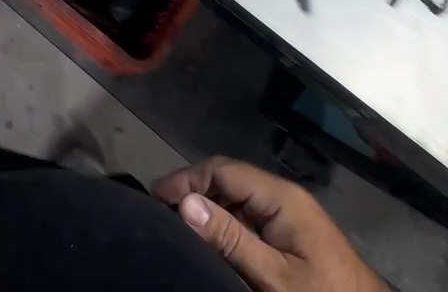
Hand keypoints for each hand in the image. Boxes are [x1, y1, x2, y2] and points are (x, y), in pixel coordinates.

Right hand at [152, 157, 382, 291]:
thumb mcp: (274, 277)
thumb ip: (231, 239)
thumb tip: (185, 203)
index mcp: (281, 197)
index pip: (223, 170)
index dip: (186, 179)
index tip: (155, 198)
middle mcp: (284, 197)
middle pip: (229, 179)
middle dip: (194, 191)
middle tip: (161, 213)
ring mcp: (290, 216)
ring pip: (238, 198)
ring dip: (208, 207)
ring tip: (178, 226)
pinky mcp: (292, 236)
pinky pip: (251, 217)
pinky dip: (226, 223)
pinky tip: (210, 241)